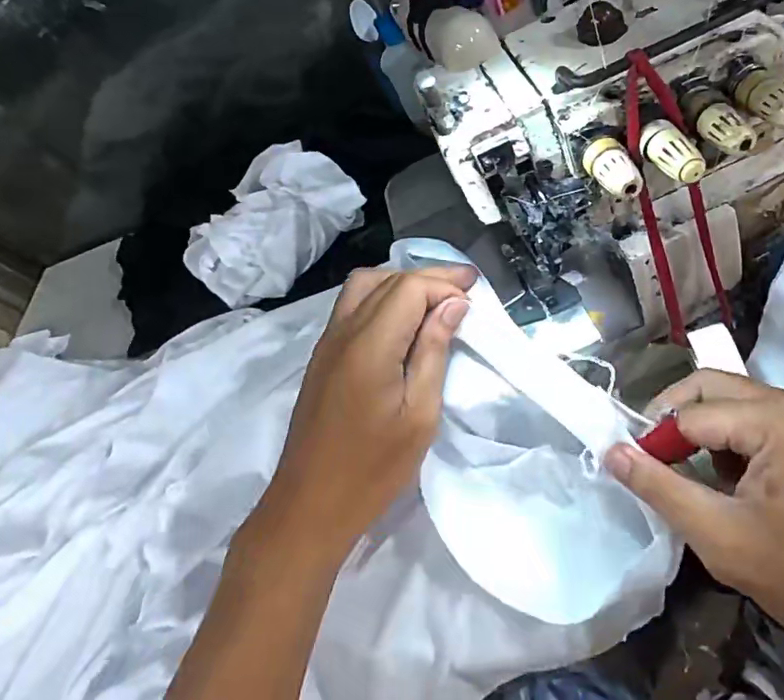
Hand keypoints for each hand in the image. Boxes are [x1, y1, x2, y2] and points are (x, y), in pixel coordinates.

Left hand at [259, 265, 475, 549]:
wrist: (309, 505)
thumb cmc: (373, 469)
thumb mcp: (419, 415)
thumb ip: (433, 351)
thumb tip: (453, 305)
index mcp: (369, 344)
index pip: (409, 287)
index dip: (443, 285)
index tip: (473, 300)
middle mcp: (343, 330)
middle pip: (388, 280)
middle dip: (429, 278)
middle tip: (466, 288)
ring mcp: (328, 340)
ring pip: (365, 285)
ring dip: (402, 283)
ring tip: (436, 298)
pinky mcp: (323, 354)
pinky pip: (352, 304)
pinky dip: (382, 297)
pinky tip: (404, 318)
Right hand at [605, 371, 783, 699]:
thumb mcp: (721, 537)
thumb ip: (660, 488)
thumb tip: (611, 451)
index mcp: (776, 418)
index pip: (691, 412)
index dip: (655, 440)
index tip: (635, 471)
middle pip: (711, 388)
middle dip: (675, 420)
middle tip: (652, 460)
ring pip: (734, 403)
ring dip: (704, 430)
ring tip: (690, 478)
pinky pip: (760, 421)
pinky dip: (733, 442)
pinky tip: (730, 485)